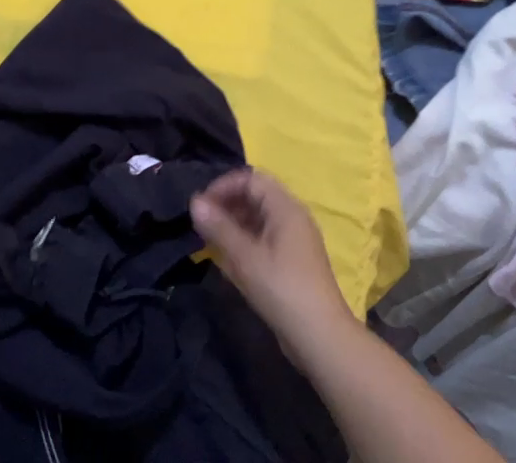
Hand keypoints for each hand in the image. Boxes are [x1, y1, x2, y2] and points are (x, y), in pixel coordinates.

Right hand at [191, 169, 353, 344]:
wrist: (320, 337)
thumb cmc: (281, 289)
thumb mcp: (244, 257)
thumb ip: (218, 226)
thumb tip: (195, 201)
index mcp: (286, 209)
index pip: (252, 179)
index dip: (224, 186)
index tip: (202, 205)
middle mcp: (293, 218)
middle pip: (256, 196)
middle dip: (227, 204)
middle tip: (203, 224)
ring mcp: (295, 240)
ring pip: (259, 218)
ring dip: (233, 223)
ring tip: (211, 241)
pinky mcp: (293, 261)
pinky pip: (265, 238)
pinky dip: (245, 241)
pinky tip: (229, 259)